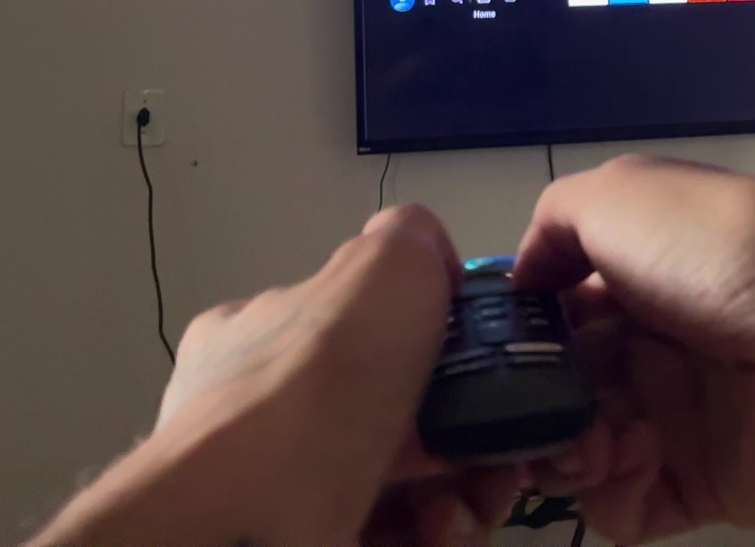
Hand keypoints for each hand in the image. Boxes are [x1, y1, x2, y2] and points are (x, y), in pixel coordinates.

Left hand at [30, 205, 521, 546]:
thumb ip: (414, 238)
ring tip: (478, 500)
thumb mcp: (387, 260)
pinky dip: (434, 535)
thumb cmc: (328, 373)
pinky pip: (394, 539)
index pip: (363, 330)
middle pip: (392, 412)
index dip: (436, 348)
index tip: (482, 371)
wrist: (255, 518)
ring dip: (462, 489)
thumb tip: (437, 274)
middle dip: (462, 431)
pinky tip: (446, 530)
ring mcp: (279, 495)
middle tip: (499, 450)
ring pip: (401, 483)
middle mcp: (262, 416)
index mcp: (267, 336)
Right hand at [511, 155, 754, 542]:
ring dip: (565, 445)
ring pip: (578, 441)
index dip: (517, 322)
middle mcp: (655, 329)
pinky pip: (624, 500)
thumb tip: (524, 276)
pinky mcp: (702, 479)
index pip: (555, 295)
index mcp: (641, 258)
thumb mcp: (628, 192)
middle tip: (532, 408)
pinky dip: (612, 487)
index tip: (486, 349)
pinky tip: (635, 458)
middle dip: (530, 394)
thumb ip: (558, 219)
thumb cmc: (725, 253)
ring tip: (598, 437)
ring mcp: (677, 406)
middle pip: (558, 375)